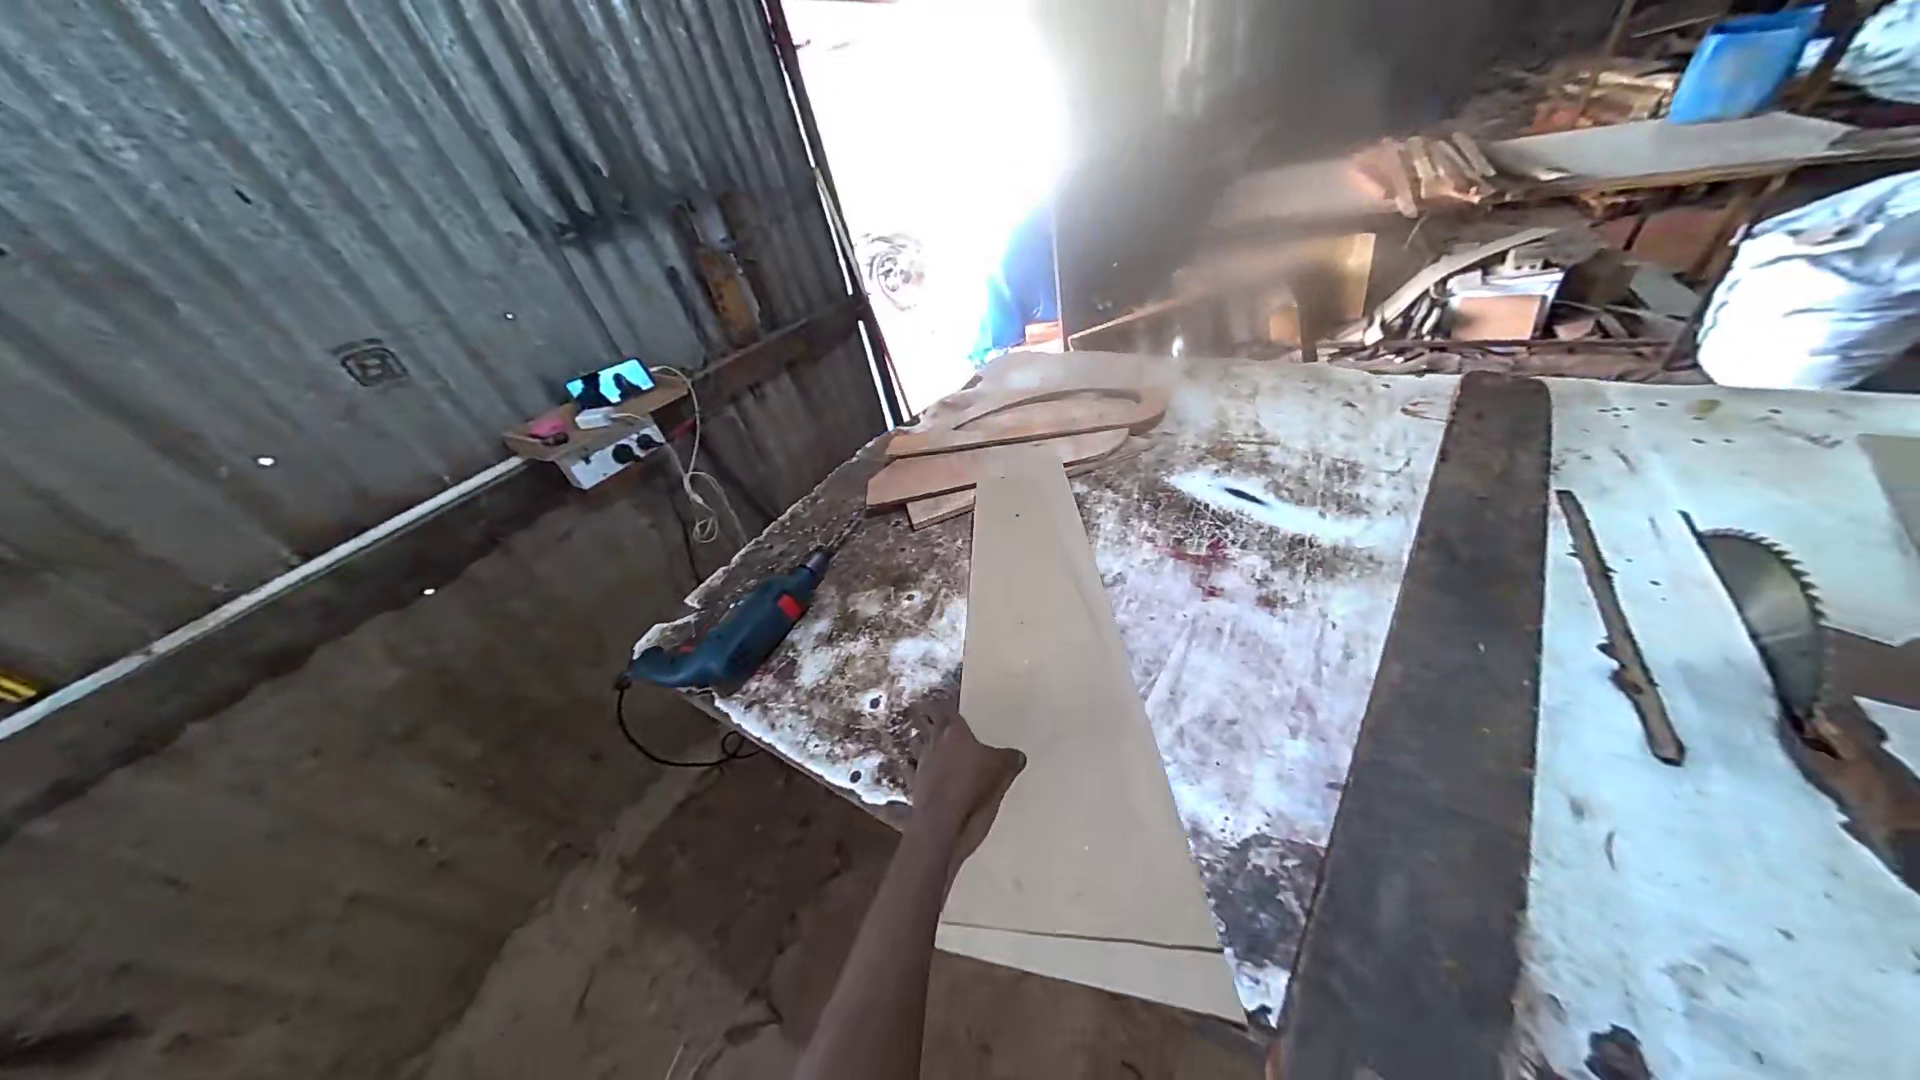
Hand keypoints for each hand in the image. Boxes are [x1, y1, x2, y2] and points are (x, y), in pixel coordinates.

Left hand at [908, 711, 1023, 876]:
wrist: (944, 824)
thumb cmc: (974, 788)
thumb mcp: (1003, 771)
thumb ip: (1010, 759)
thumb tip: (1018, 756)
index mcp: (953, 731)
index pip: (941, 709)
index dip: (938, 705)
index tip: (937, 702)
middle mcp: (933, 742)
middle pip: (924, 723)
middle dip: (924, 718)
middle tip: (927, 714)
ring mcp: (921, 764)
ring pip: (914, 743)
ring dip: (918, 740)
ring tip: (923, 738)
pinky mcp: (913, 784)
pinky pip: (909, 768)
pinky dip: (910, 765)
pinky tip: (913, 766)